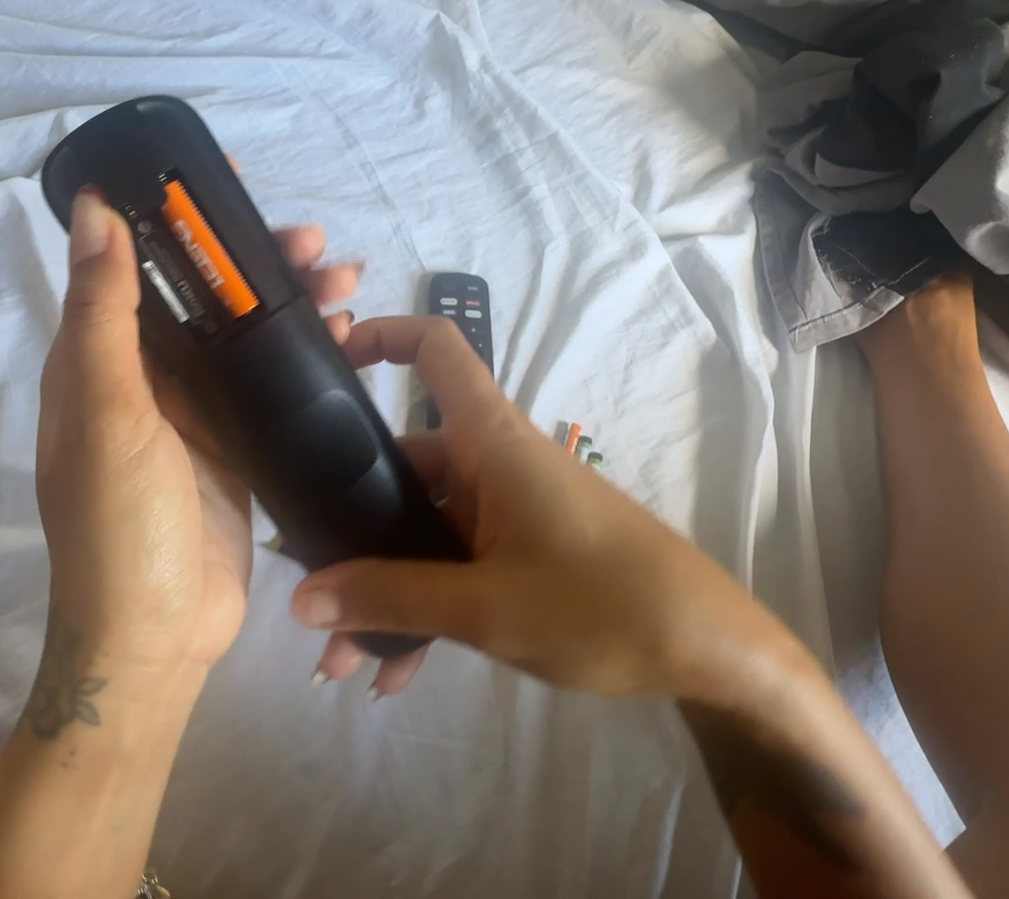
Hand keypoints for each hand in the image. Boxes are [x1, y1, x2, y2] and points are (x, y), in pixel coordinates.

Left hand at [36, 190, 359, 671]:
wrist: (158, 636)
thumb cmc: (121, 525)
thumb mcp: (110, 414)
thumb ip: (105, 316)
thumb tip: (96, 213)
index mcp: (100, 365)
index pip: (139, 271)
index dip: (182, 227)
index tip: (231, 193)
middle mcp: (144, 383)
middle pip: (205, 301)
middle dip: (257, 266)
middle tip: (314, 244)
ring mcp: (194, 419)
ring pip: (244, 340)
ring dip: (289, 306)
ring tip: (345, 281)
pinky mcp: (235, 449)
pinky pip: (269, 387)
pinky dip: (301, 358)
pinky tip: (341, 339)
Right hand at [293, 316, 809, 701]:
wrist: (706, 648)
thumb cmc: (601, 604)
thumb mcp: (486, 607)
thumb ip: (390, 598)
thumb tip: (303, 597)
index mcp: (491, 442)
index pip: (437, 350)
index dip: (382, 335)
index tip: (328, 363)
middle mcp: (493, 463)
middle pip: (404, 465)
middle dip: (352, 526)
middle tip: (308, 590)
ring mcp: (506, 510)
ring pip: (423, 530)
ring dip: (382, 587)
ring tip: (343, 659)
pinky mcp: (521, 551)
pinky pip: (454, 567)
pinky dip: (423, 608)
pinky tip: (397, 673)